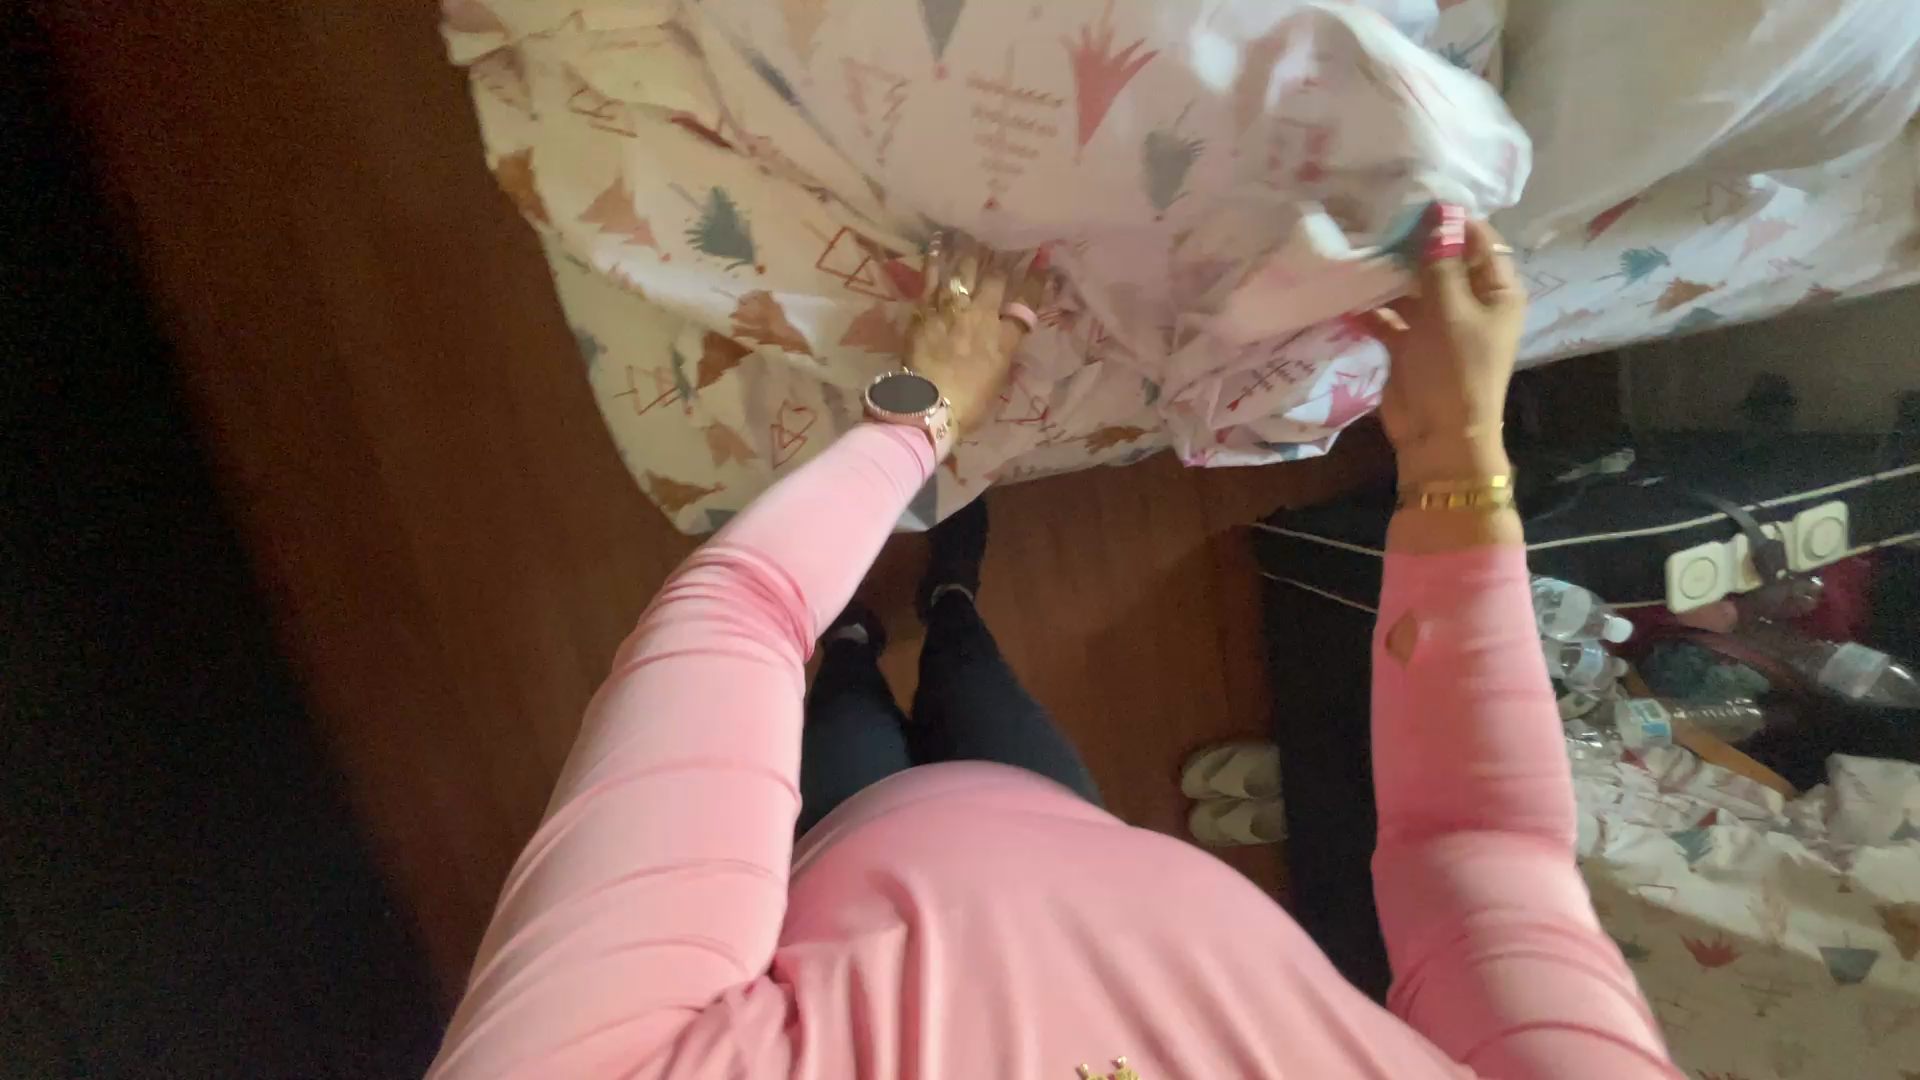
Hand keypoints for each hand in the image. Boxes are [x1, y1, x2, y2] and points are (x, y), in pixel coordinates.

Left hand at [906, 236, 1044, 434]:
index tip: (1041, 260)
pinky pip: (933, 276)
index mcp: (1005, 341)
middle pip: (996, 279)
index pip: (1026, 303)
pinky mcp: (926, 309)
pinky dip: (937, 258)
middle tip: (1002, 246)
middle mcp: (983, 316)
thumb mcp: (996, 385)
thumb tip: (1006, 344)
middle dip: (1002, 262)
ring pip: (966, 270)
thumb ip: (1002, 360)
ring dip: (971, 252)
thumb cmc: (967, 406)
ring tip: (973, 236)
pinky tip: (939, 242)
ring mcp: (953, 309)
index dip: (1035, 280)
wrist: (929, 407)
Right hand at [1361, 211, 1526, 485]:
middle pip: (1440, 264)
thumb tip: (1439, 215)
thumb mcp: (1449, 312)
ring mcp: (1436, 326)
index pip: (1478, 241)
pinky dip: (1369, 310)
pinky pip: (1387, 319)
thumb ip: (1439, 264)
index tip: (1413, 202)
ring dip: (1386, 278)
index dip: (1450, 222)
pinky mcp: (1407, 346)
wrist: (1437, 432)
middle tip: (1374, 223)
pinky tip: (1344, 296)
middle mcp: (1468, 303)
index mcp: (1496, 291)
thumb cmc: (1456, 369)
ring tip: (1355, 254)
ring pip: (1410, 290)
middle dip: (1410, 247)